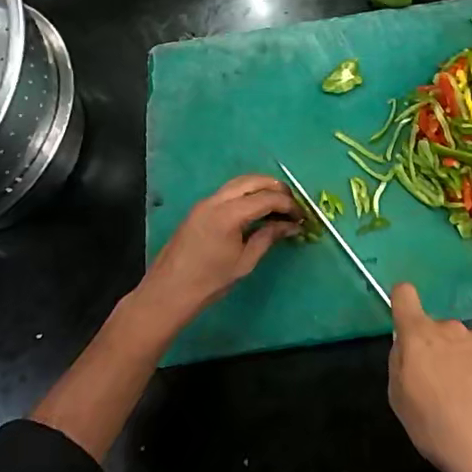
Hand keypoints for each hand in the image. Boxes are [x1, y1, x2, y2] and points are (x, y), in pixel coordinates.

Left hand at [136, 174, 301, 328]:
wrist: (169, 291)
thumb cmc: (210, 281)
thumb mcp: (245, 262)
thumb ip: (268, 237)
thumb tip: (291, 225)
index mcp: (228, 214)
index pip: (266, 198)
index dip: (288, 205)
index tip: (302, 217)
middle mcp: (216, 200)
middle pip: (253, 181)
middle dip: (277, 189)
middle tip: (293, 205)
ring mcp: (206, 202)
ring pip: (240, 182)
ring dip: (261, 188)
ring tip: (279, 205)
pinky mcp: (200, 208)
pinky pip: (229, 191)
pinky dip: (247, 193)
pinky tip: (257, 210)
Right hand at [387, 283, 471, 471]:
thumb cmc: (439, 430)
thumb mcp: (400, 402)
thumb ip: (400, 364)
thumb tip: (407, 347)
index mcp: (419, 336)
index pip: (404, 295)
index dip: (402, 303)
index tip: (404, 324)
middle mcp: (452, 329)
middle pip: (435, 328)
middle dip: (433, 349)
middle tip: (435, 387)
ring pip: (461, 343)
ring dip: (459, 360)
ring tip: (466, 400)